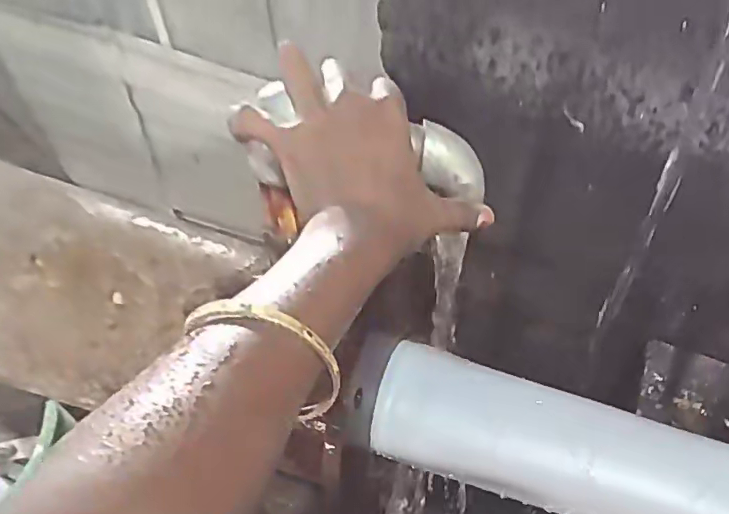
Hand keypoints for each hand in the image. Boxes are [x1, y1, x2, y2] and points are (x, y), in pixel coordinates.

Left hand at [230, 43, 492, 267]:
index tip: (377, 115)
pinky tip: (240, 122)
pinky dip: (245, 121)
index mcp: (388, 118)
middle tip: (331, 96)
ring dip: (291, 67)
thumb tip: (489, 219)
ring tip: (286, 60)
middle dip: (335, 85)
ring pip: (297, 75)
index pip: (385, 93)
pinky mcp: (289, 141)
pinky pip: (256, 120)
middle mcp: (351, 107)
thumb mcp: (433, 216)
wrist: (359, 237)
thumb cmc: (398, 223)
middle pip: (340, 78)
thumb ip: (460, 211)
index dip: (379, 102)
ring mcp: (317, 120)